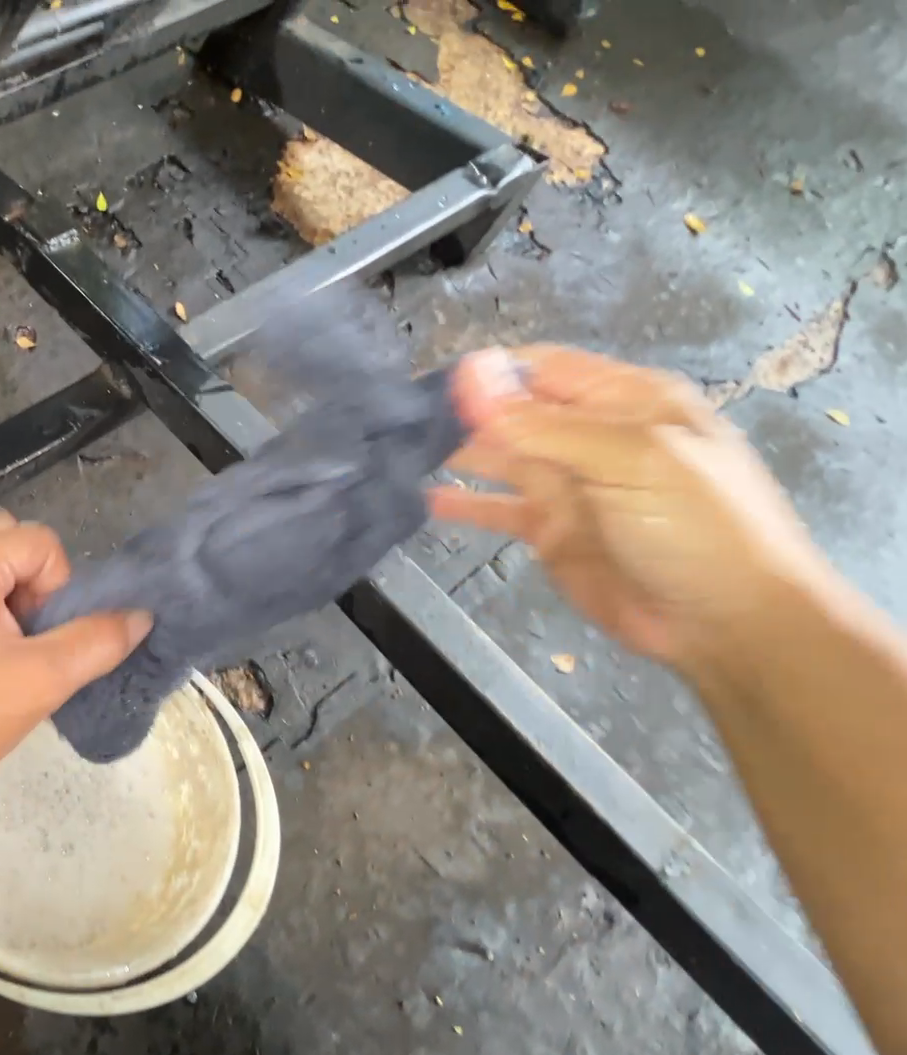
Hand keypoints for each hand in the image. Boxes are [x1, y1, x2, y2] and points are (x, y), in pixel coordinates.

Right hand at [430, 345, 832, 677]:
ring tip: (395, 454)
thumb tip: (469, 371)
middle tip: (392, 424)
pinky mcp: (548, 527)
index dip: (485, 373)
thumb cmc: (694, 527)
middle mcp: (590, 435)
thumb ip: (540, 421)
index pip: (539, 368)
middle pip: (510, 411)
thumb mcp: (626, 460)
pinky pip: (494, 506)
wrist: (726, 623)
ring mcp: (567, 483)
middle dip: (458, 413)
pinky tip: (420, 499)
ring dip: (452, 453)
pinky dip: (460, 502)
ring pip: (496, 456)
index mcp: (624, 401)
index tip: (422, 387)